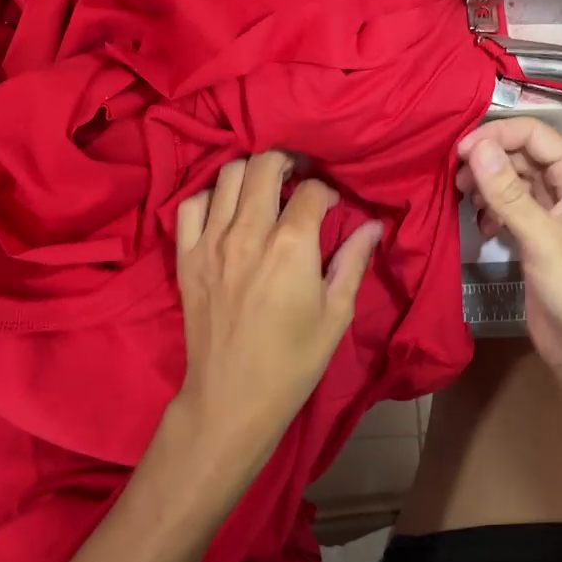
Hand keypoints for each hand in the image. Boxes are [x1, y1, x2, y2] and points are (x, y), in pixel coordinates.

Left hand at [172, 151, 381, 461]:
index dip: (327, 191)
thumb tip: (374, 224)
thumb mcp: (337, 314)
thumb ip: (354, 261)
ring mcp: (211, 242)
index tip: (332, 206)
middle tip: (299, 178)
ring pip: (228, 175)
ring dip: (251, 173)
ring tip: (265, 188)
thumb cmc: (293, 360)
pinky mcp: (186, 257)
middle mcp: (248, 232)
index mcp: (291, 246)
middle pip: (265, 165)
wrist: (232, 399)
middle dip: (288, 163)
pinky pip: (191, 205)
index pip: (311, 190)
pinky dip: (211, 197)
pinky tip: (226, 210)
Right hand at [456, 119, 561, 399]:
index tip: (459, 151)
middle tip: (453, 176)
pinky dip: (490, 208)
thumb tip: (476, 147)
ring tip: (461, 197)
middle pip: (520, 153)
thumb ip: (508, 192)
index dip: (496, 136)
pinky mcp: (534, 234)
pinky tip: (481, 225)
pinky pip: (507, 205)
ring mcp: (550, 211)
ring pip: (511, 179)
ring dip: (485, 183)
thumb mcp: (542, 239)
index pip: (534, 135)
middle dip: (487, 159)